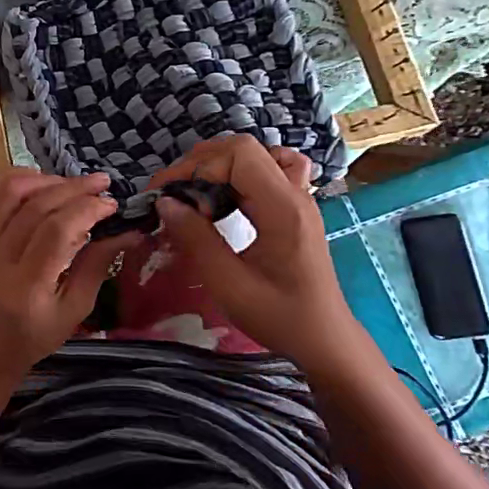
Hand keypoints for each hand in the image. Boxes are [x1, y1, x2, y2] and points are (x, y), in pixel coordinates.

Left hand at [0, 168, 141, 377]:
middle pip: (34, 209)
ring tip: (71, 182)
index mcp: (28, 285)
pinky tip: (34, 179)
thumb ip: (96, 266)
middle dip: (72, 189)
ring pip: (8, 196)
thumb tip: (127, 232)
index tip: (111, 205)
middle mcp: (1, 259)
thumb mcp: (75, 310)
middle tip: (102, 184)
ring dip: (43, 180)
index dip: (85, 210)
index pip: (56, 232)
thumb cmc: (36, 334)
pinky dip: (8, 179)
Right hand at [148, 136, 365, 370]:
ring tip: (194, 192)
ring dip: (217, 166)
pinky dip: (238, 174)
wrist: (323, 340)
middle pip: (244, 148)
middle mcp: (294, 195)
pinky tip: (222, 198)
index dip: (198, 167)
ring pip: (256, 155)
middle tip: (173, 195)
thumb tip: (164, 202)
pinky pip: (267, 170)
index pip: (239, 154)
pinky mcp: (292, 209)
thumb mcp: (227, 282)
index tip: (171, 198)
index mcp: (283, 209)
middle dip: (200, 164)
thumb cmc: (277, 316)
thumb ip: (195, 238)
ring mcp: (297, 200)